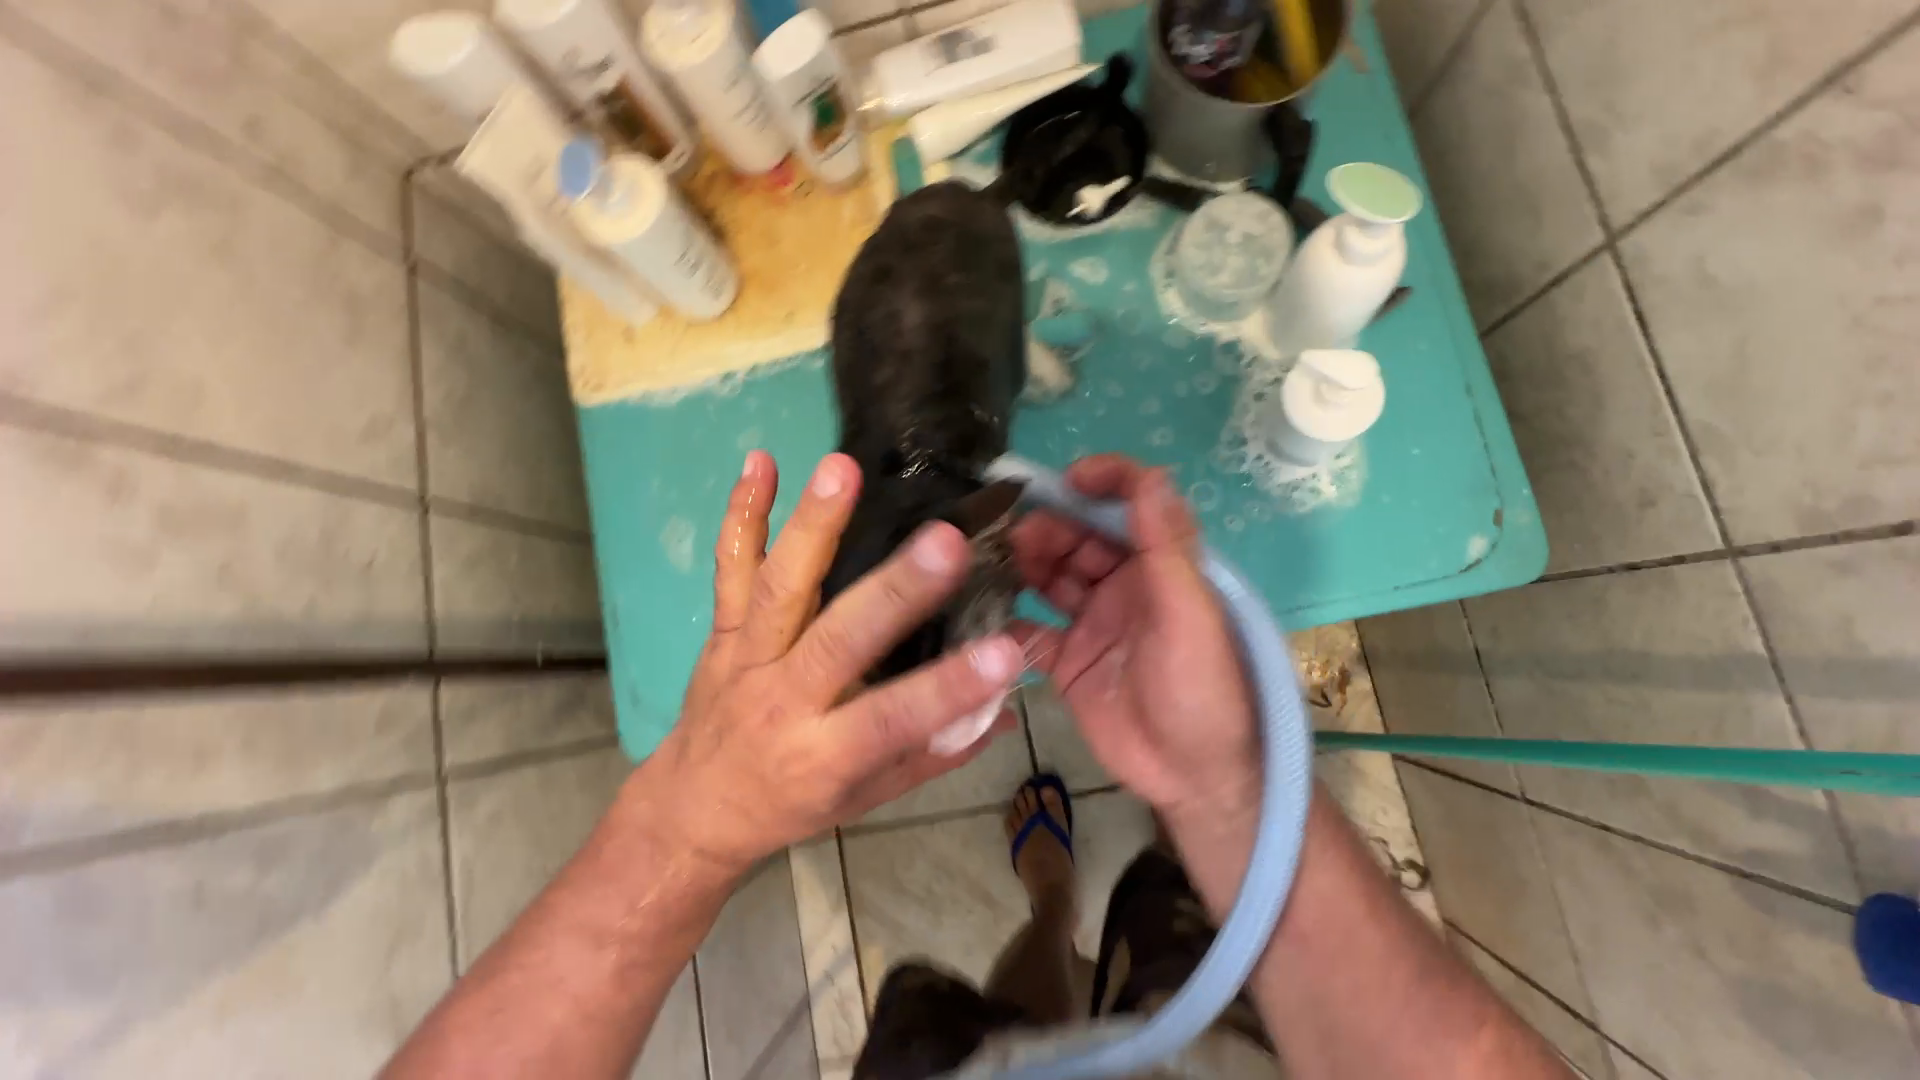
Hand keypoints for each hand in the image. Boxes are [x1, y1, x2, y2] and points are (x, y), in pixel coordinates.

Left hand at [637, 451, 1023, 876]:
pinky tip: (761, 462)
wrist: (694, 807)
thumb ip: (936, 754)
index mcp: (823, 753)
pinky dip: (744, 513)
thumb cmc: (793, 804)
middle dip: (895, 591)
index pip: (894, 719)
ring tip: (842, 468)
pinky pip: (730, 567)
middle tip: (945, 541)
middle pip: (838, 639)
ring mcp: (747, 654)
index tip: (1007, 653)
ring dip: (812, 525)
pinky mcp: (724, 627)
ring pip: (778, 587)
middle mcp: (782, 697)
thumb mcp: (869, 798)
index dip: (951, 689)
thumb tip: (1005, 707)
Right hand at [1009, 456, 1259, 839]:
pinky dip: (1007, 622)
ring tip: (992, 561)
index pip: (1133, 504)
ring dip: (1025, 564)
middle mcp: (1125, 586)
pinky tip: (982, 614)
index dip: (1103, 482)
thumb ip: (1167, 549)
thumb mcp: (1192, 617)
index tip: (1065, 481)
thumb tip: (1150, 477)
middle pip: (1080, 538)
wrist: (1195, 778)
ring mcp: (1093, 623)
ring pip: (1051, 577)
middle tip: (1012, 531)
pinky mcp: (1067, 661)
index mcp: (1162, 567)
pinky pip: (1030, 632)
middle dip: (1049, 526)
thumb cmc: (1206, 692)